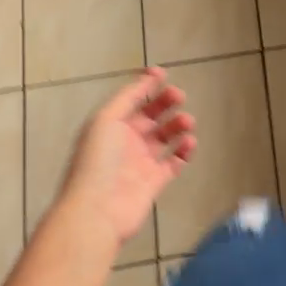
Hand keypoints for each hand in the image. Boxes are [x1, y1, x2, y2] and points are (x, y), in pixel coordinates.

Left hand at [58, 67, 196, 243]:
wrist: (96, 211)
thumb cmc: (97, 160)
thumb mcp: (106, 119)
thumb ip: (128, 96)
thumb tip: (149, 75)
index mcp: (111, 125)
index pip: (132, 99)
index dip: (146, 85)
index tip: (162, 73)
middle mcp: (126, 141)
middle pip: (151, 115)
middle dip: (166, 103)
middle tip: (179, 97)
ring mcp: (141, 161)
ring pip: (166, 137)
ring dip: (177, 125)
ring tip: (186, 122)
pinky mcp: (155, 181)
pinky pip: (175, 161)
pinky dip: (184, 151)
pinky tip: (189, 143)